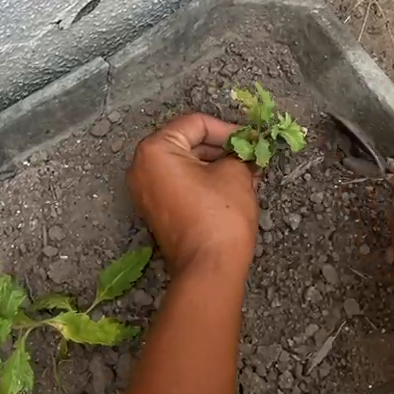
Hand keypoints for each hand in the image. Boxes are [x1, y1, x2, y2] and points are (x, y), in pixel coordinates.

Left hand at [127, 113, 258, 279]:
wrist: (208, 270)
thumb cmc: (219, 217)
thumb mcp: (235, 174)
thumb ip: (238, 153)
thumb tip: (244, 151)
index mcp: (155, 149)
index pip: (195, 123)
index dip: (227, 129)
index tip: (251, 139)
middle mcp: (142, 166)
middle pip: (187, 141)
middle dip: (221, 148)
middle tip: (251, 155)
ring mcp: (145, 189)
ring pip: (185, 163)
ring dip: (215, 164)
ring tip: (247, 171)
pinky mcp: (156, 209)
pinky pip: (180, 182)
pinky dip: (203, 180)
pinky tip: (232, 186)